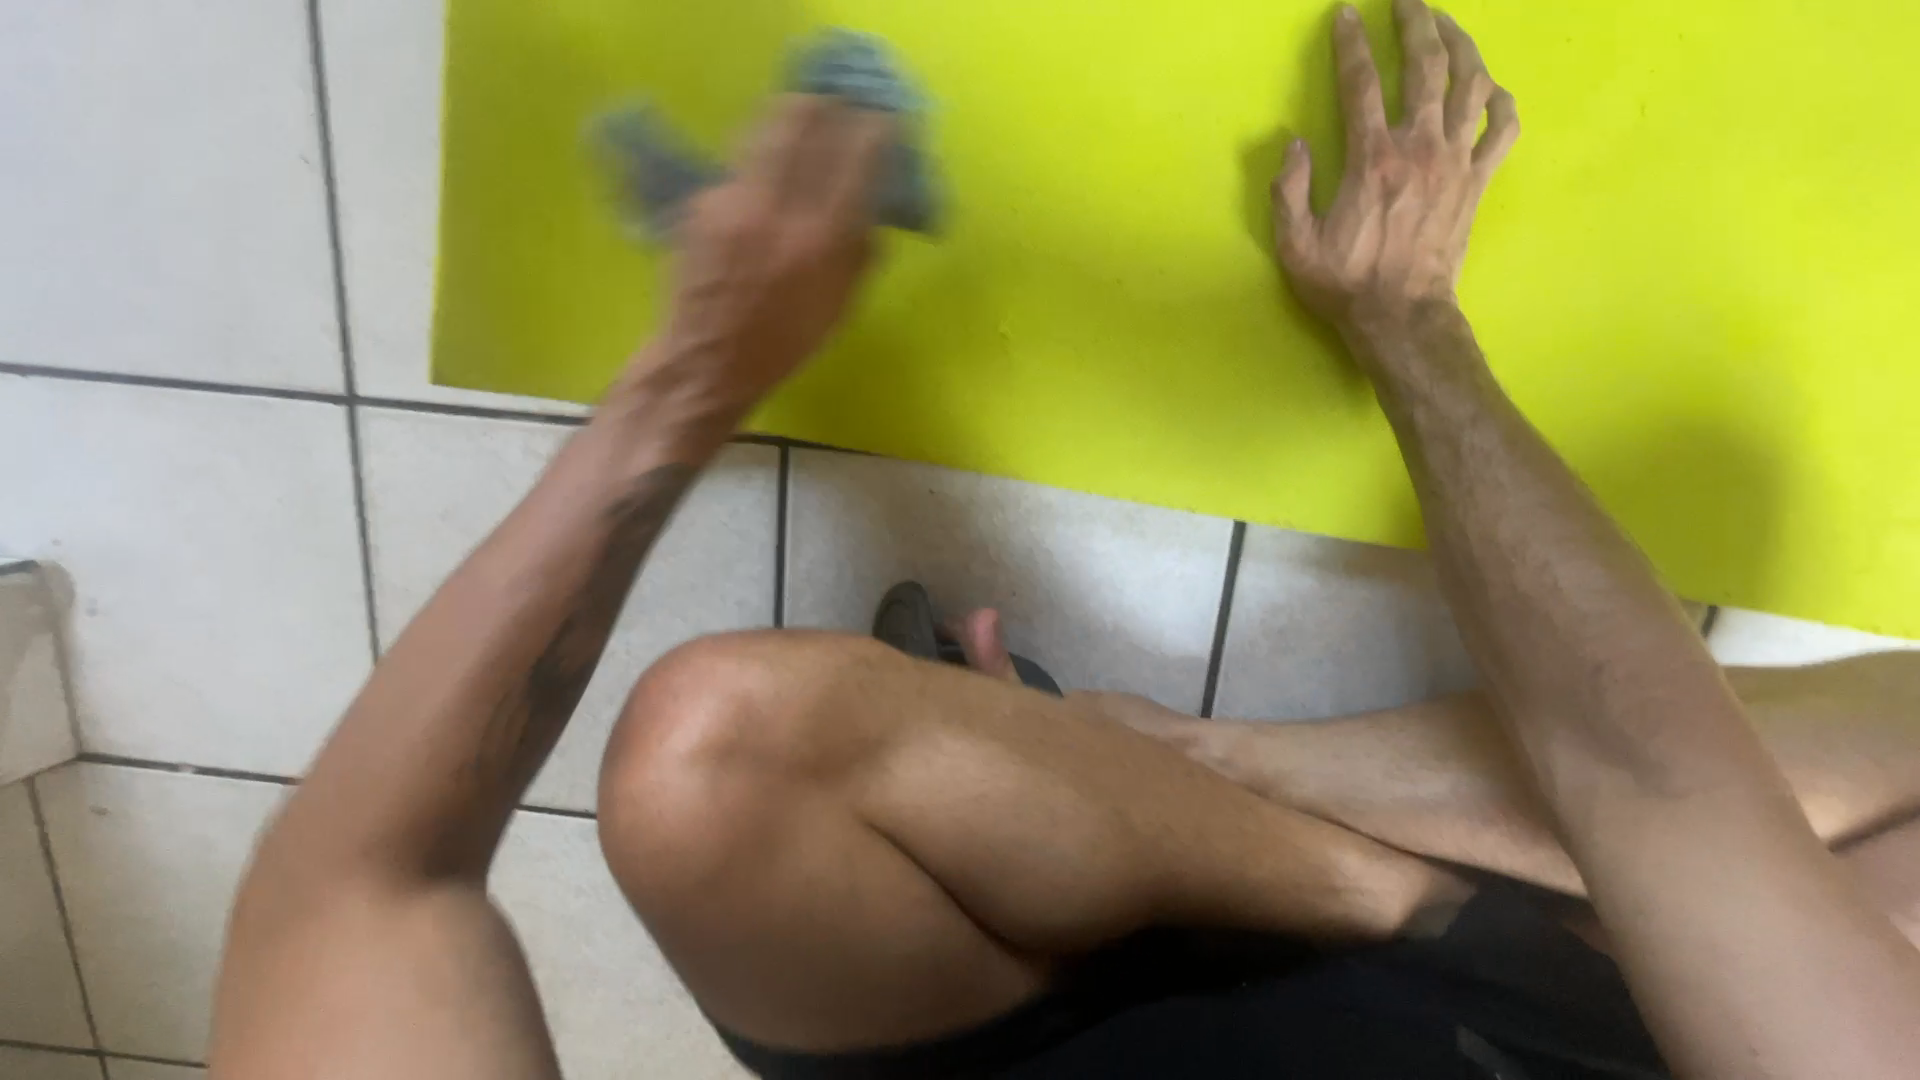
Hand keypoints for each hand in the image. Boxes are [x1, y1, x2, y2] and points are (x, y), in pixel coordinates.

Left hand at [641, 96, 891, 413]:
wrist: (708, 359)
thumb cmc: (782, 344)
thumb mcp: (838, 309)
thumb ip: (858, 255)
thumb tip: (871, 212)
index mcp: (819, 241)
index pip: (854, 160)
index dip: (874, 131)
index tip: (885, 122)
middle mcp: (776, 207)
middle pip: (804, 122)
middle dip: (827, 106)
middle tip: (839, 108)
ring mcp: (733, 199)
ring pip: (765, 130)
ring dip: (790, 118)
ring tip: (804, 122)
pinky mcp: (703, 202)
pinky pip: (739, 165)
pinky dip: (759, 161)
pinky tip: (765, 177)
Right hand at [1273, 1, 1517, 332]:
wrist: (1400, 316)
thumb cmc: (1343, 284)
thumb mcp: (1295, 246)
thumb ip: (1289, 191)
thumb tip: (1294, 144)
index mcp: (1371, 160)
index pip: (1361, 85)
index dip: (1351, 46)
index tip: (1346, 15)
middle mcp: (1419, 147)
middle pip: (1426, 66)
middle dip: (1416, 21)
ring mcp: (1456, 162)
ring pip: (1470, 83)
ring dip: (1461, 43)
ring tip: (1447, 24)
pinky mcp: (1477, 182)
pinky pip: (1502, 129)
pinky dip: (1501, 102)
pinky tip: (1490, 90)